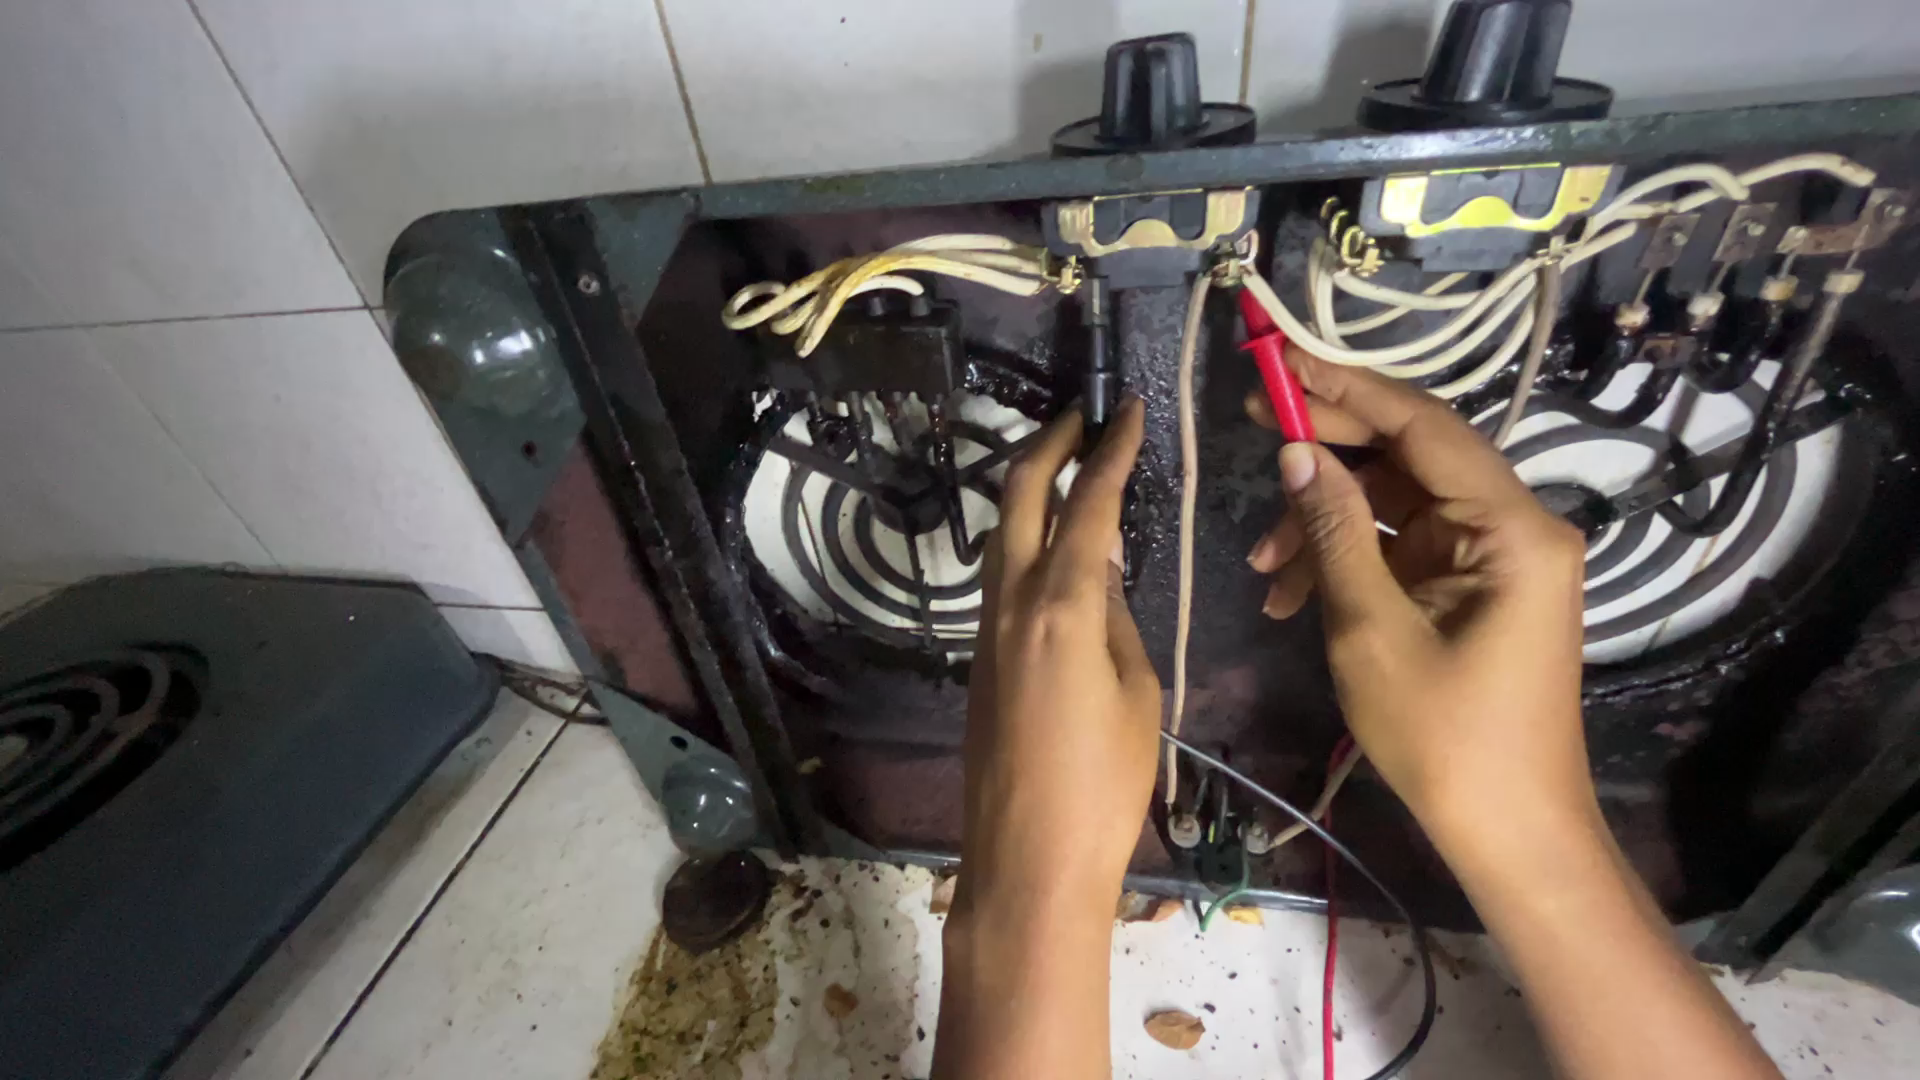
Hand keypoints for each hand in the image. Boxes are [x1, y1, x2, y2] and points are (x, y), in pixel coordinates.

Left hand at [958, 398, 1159, 911]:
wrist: (1028, 853)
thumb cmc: (1104, 782)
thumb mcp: (1136, 691)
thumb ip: (1115, 617)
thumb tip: (1102, 569)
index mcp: (1063, 604)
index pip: (1088, 504)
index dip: (1108, 451)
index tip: (1125, 412)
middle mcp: (1013, 600)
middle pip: (1019, 497)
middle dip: (1047, 445)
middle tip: (1081, 417)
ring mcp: (986, 625)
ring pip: (1002, 533)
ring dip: (1030, 489)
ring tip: (1069, 467)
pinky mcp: (979, 651)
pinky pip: (1002, 574)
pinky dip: (1027, 539)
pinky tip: (1056, 545)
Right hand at [1244, 350, 1593, 841]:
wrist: (1500, 825)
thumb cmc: (1440, 733)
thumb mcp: (1369, 625)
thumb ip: (1334, 529)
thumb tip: (1296, 453)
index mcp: (1509, 527)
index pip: (1423, 426)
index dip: (1347, 389)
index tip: (1281, 364)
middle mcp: (1507, 526)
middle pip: (1406, 455)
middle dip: (1327, 448)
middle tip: (1256, 425)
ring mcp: (1483, 556)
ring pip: (1389, 503)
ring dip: (1320, 523)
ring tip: (1262, 564)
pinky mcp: (1460, 583)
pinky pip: (1391, 546)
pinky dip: (1338, 560)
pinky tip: (1286, 596)